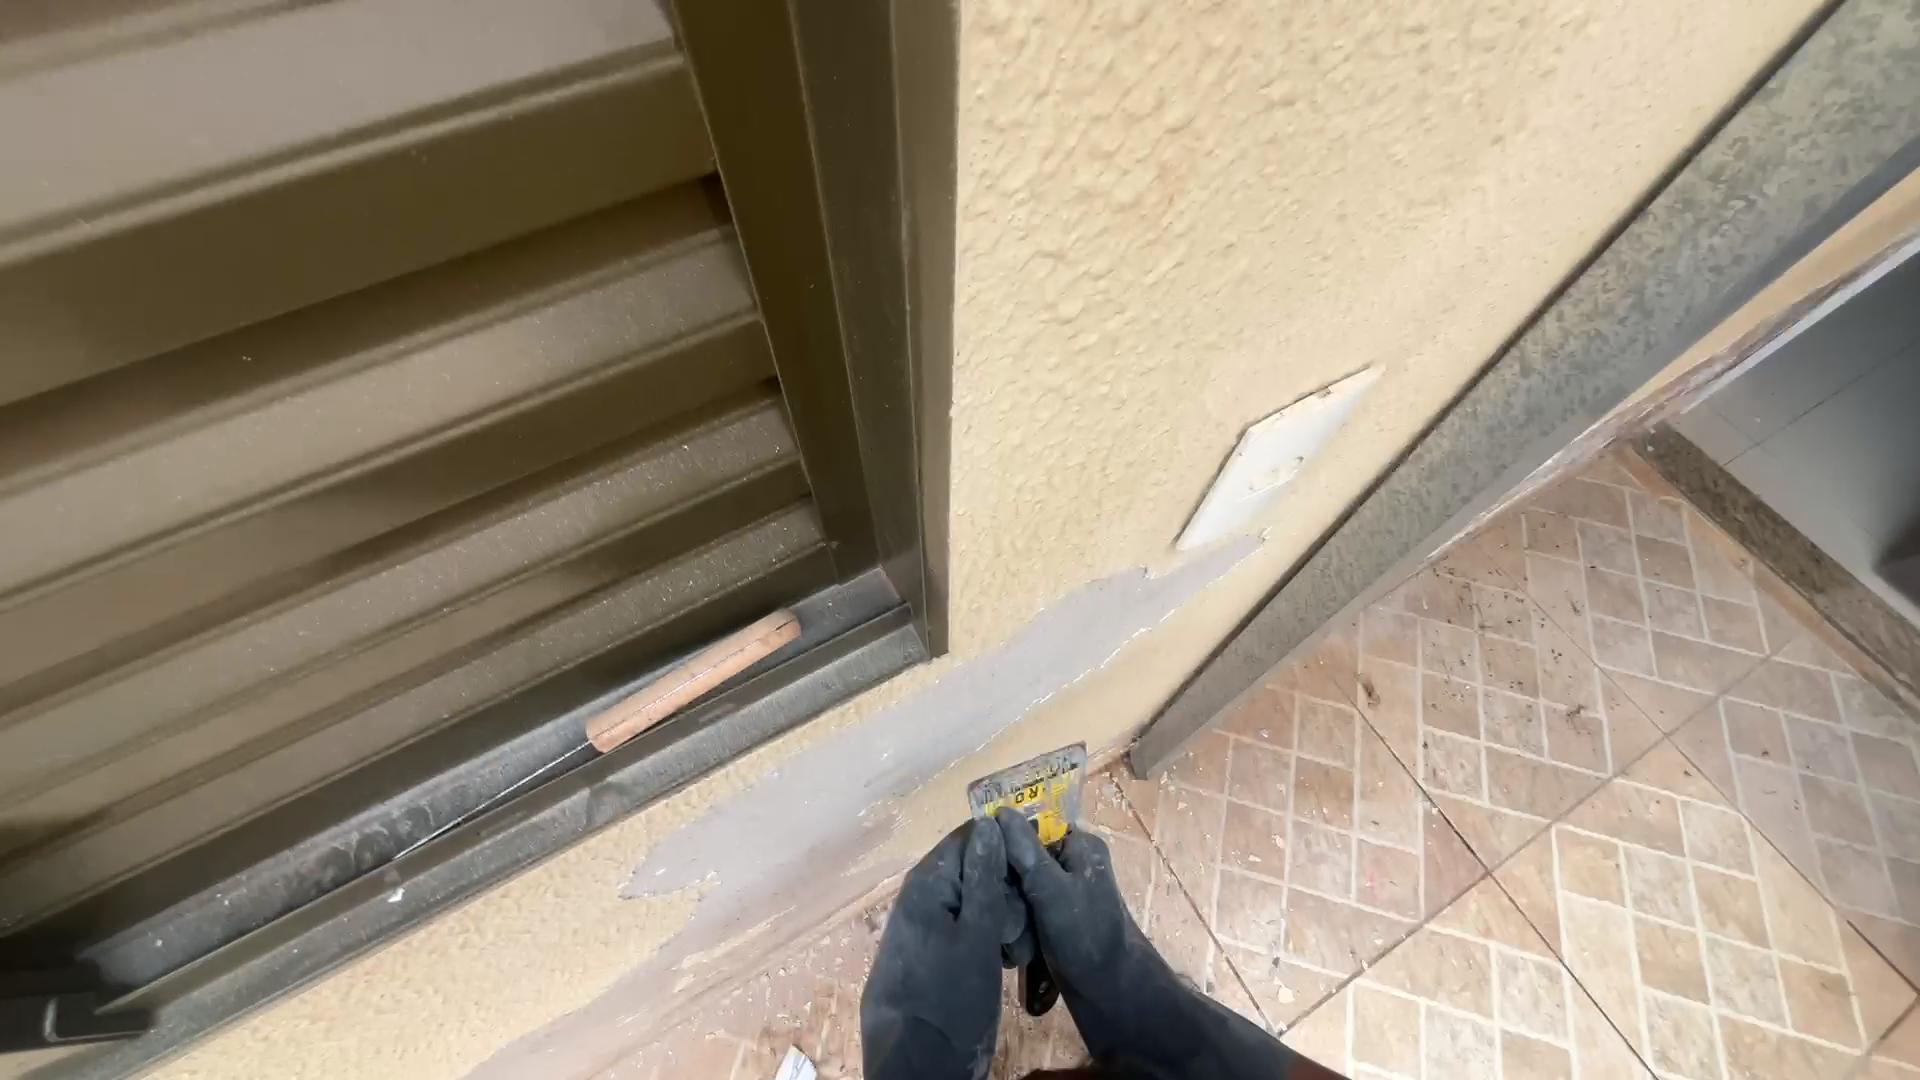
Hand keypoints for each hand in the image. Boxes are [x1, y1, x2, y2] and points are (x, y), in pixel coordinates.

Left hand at [860, 821, 1010, 1079]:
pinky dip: (987, 940)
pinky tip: (1004, 963)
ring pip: (975, 903)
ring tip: (1014, 953)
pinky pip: (965, 929)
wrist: (916, 1068)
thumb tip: (989, 823)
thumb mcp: (977, 934)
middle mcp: (922, 895)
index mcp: (928, 881)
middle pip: (975, 870)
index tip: (1033, 871)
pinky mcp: (931, 952)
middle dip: (1006, 893)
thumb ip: (983, 876)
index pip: (971, 837)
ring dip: (1001, 921)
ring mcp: (925, 925)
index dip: (1004, 847)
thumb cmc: (949, 997)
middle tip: (1020, 930)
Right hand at [997, 810, 1315, 1077]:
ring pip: (1019, 888)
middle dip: (1004, 882)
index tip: (977, 860)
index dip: (1002, 839)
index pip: (1030, 826)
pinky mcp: (1056, 924)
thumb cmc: (1087, 939)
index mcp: (1079, 846)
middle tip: (992, 903)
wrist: (1115, 1002)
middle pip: (1022, 858)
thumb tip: (999, 811)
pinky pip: (1025, 912)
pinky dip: (1015, 926)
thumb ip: (1024, 850)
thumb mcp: (1051, 889)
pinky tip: (1007, 945)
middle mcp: (1072, 865)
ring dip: (1008, 909)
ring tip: (1002, 931)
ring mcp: (1064, 897)